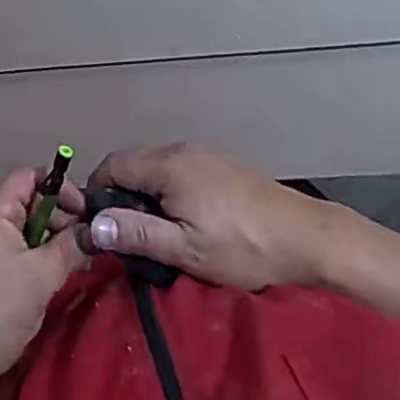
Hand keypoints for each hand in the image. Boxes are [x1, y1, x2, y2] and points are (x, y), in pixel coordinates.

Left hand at [0, 167, 87, 399]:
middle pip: (29, 198)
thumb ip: (71, 246)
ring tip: (75, 260)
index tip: (86, 213)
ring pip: (26, 223)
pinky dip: (38, 252)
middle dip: (60, 217)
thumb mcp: (42, 276)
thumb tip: (96, 230)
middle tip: (85, 243)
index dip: (61, 188)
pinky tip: (55, 272)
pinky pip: (17, 243)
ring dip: (51, 238)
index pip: (30, 176)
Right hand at [87, 142, 357, 289]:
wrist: (307, 238)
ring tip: (157, 230)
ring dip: (145, 192)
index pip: (112, 164)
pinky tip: (185, 217)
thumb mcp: (186, 249)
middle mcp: (180, 149)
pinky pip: (177, 168)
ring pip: (155, 166)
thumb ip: (136, 233)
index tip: (99, 223)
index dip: (97, 191)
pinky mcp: (219, 163)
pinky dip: (167, 188)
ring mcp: (202, 153)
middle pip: (132, 162)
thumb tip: (92, 224)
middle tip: (127, 232)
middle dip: (121, 194)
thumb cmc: (243, 246)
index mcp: (167, 165)